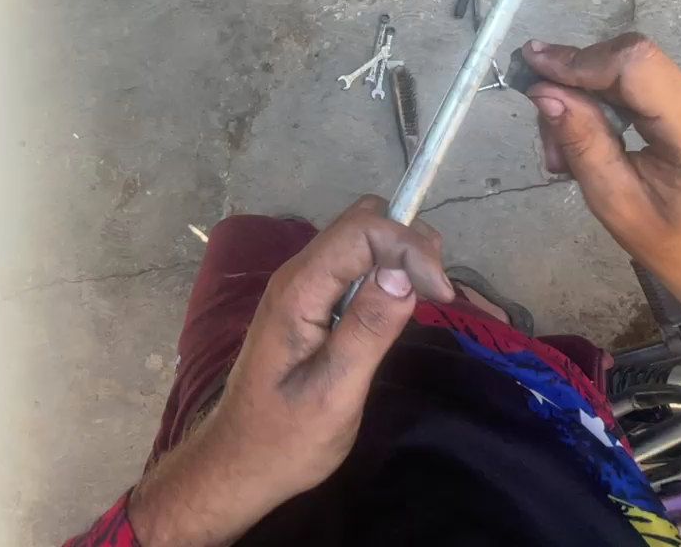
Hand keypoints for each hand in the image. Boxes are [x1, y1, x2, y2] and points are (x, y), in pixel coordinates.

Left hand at [128, 196, 452, 545]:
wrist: (239, 459)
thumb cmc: (285, 438)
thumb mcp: (335, 392)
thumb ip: (367, 329)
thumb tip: (403, 272)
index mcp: (299, 289)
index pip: (361, 230)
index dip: (407, 247)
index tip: (441, 293)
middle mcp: (298, 273)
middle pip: (359, 222)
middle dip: (406, 241)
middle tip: (437, 289)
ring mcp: (302, 283)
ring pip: (357, 238)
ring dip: (398, 253)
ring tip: (428, 292)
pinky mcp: (311, 298)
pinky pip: (352, 262)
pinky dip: (384, 269)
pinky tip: (398, 302)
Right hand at [520, 34, 680, 371]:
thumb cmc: (677, 246)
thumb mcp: (615, 202)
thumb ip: (582, 140)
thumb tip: (543, 91)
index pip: (636, 65)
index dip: (579, 60)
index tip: (530, 67)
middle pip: (622, 63)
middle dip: (572, 91)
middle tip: (550, 147)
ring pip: (620, 71)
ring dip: (581, 103)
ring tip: (566, 156)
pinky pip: (632, 82)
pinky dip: (600, 104)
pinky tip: (590, 141)